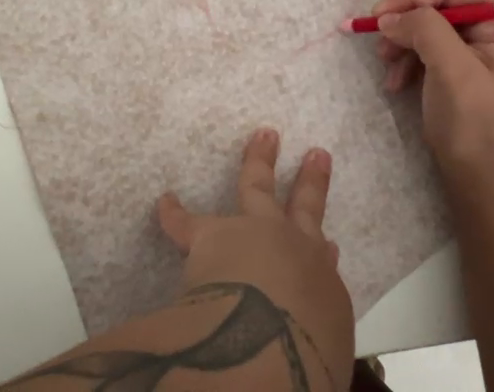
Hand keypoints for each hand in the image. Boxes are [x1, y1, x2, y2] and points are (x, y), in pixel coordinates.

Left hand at [157, 129, 352, 388]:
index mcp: (321, 282)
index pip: (324, 264)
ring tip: (263, 138)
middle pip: (305, 206)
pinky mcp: (211, 236)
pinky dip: (174, 213)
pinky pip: (186, 222)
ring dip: (259, 162)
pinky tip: (165, 201)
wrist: (270, 340)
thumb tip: (304, 349)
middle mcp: (294, 246)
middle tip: (315, 154)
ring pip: (257, 186)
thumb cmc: (307, 355)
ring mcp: (253, 231)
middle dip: (310, 181)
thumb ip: (315, 337)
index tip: (329, 245)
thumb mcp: (324, 350)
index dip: (325, 255)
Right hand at [373, 0, 493, 180]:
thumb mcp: (450, 69)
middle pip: (441, 6)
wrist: (476, 177)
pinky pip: (429, 46)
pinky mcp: (463, 65)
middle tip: (379, 38)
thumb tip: (389, 16)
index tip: (380, 13)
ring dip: (404, 42)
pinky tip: (396, 81)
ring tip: (387, 66)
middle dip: (407, 22)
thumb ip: (423, 29)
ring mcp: (482, 48)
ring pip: (430, 25)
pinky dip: (408, 59)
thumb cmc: (472, 123)